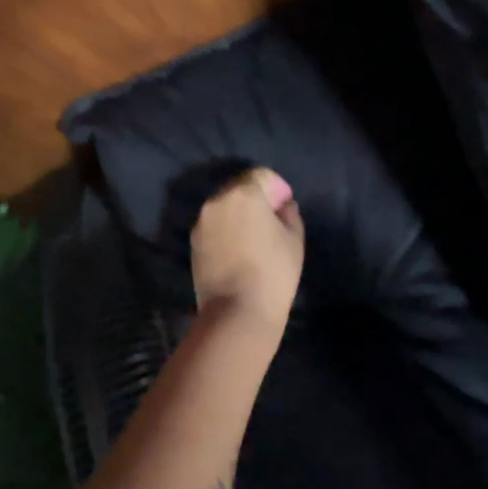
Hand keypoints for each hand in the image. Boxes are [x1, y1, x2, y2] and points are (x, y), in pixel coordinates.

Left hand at [190, 167, 303, 334]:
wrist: (236, 313)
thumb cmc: (273, 273)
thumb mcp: (294, 240)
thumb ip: (289, 214)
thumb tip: (283, 206)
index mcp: (244, 193)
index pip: (261, 174)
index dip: (277, 186)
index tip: (285, 205)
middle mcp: (217, 200)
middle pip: (239, 186)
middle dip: (256, 195)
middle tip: (271, 218)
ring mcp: (201, 221)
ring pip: (224, 204)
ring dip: (238, 211)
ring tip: (253, 235)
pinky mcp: (193, 242)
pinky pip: (214, 223)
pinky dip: (226, 227)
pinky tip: (237, 248)